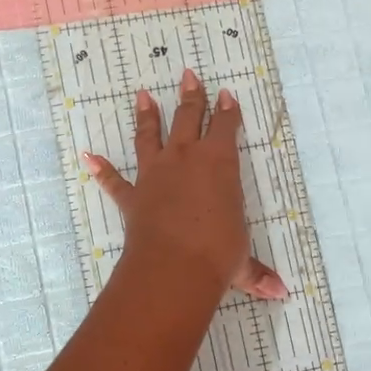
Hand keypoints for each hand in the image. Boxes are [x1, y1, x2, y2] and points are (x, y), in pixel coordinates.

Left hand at [80, 69, 287, 300]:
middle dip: (191, 97)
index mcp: (220, 163)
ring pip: (150, 137)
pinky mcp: (133, 197)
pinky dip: (101, 169)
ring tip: (142, 96)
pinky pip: (114, 180)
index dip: (228, 111)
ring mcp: (156, 175)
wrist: (175, 265)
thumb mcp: (242, 262)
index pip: (226, 128)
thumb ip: (258, 273)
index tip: (227, 95)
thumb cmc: (218, 254)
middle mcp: (186, 159)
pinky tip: (89, 157)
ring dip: (147, 116)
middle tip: (188, 76)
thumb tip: (281, 294)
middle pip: (189, 119)